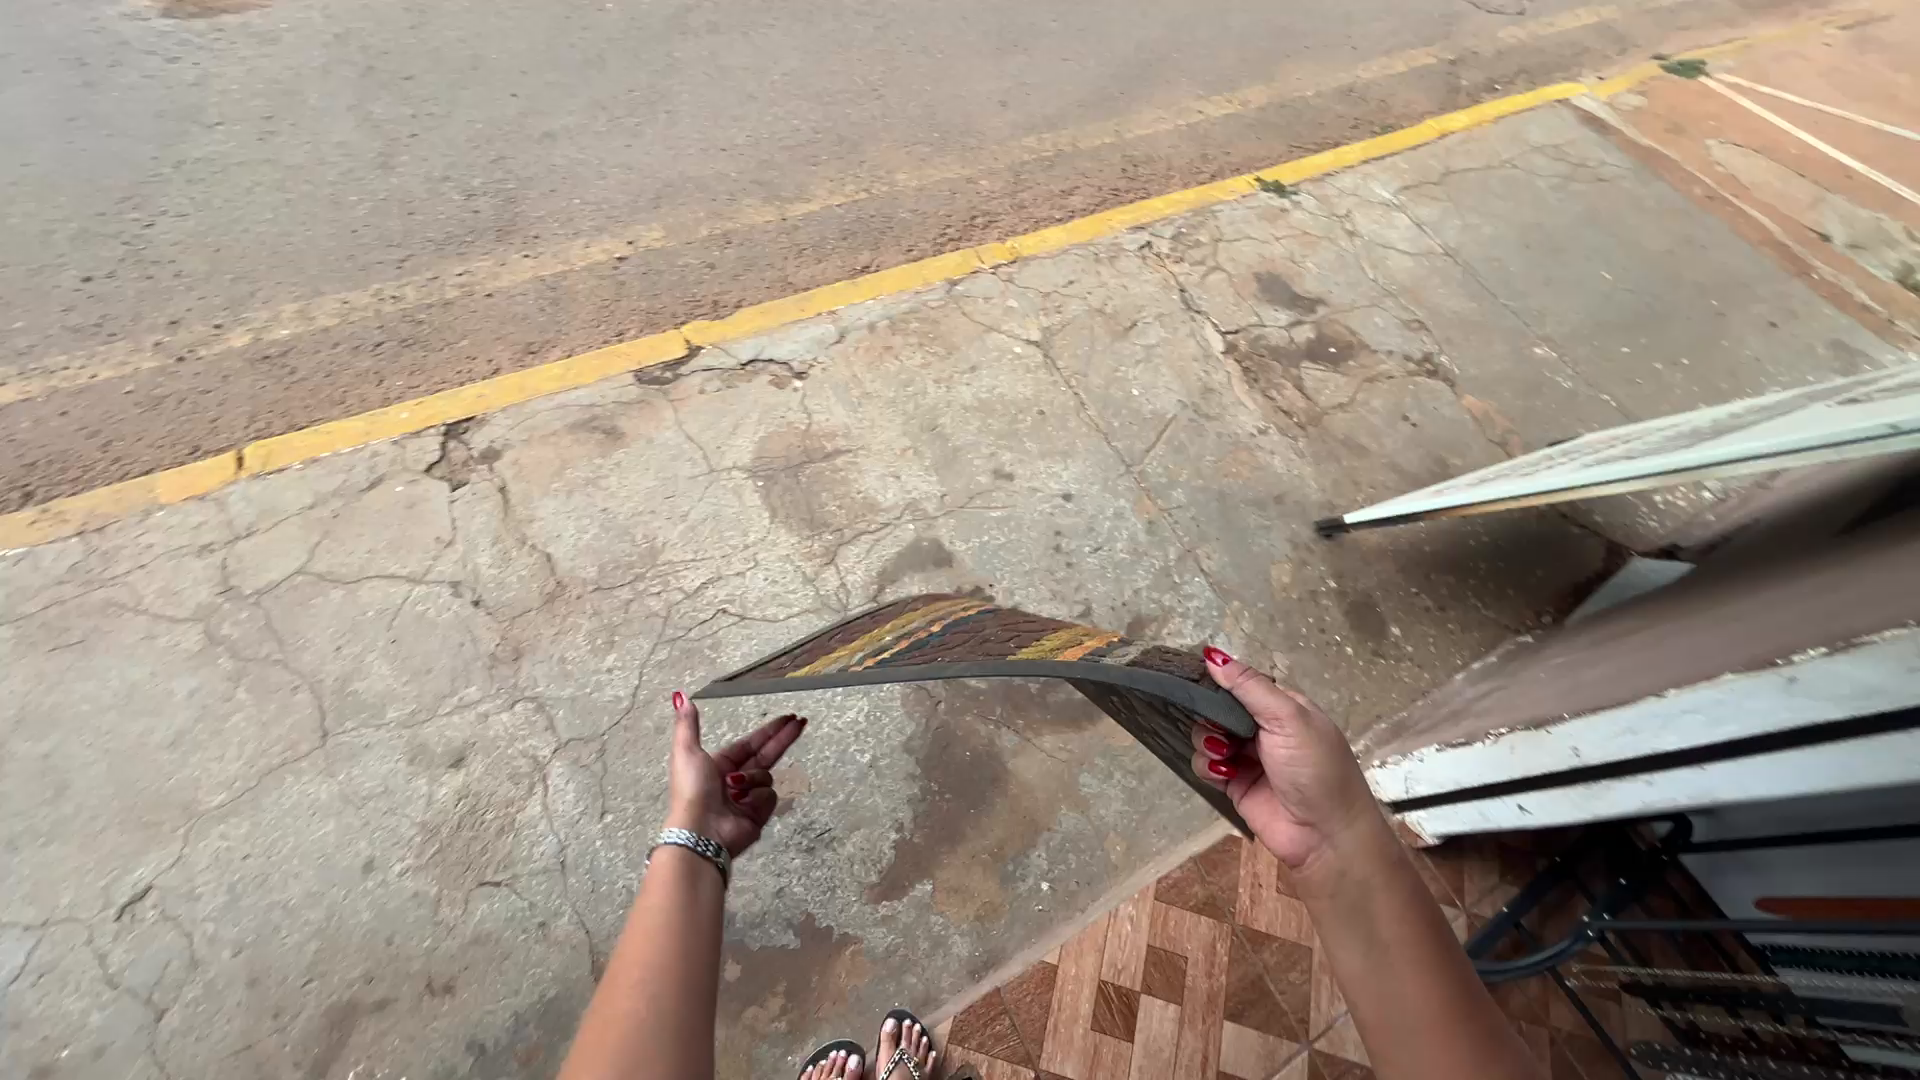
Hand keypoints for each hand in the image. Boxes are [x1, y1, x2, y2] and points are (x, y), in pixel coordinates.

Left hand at [665, 691, 806, 856]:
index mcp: (720, 764)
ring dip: (754, 779)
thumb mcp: (687, 751)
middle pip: (767, 754)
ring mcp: (748, 798)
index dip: (771, 730)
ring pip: (766, 776)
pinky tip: (743, 806)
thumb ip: (688, 723)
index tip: (789, 718)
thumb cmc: (692, 791)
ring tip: (736, 791)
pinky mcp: (758, 815)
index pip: (752, 742)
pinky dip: (757, 798)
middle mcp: (736, 780)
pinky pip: (769, 796)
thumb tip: (680, 696)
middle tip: (802, 722)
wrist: (701, 831)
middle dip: (784, 738)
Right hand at [1188, 647, 1380, 872]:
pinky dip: (1207, 766)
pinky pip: (1204, 765)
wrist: (1326, 836)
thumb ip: (1249, 686)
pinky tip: (1224, 773)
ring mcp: (1245, 756)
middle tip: (1218, 727)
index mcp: (1282, 707)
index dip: (1218, 681)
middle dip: (1210, 715)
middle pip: (1217, 709)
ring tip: (1224, 754)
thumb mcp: (1288, 718)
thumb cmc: (1316, 769)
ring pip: (1205, 735)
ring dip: (1208, 742)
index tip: (1196, 680)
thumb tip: (1212, 655)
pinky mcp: (1233, 782)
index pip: (1241, 683)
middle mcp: (1262, 728)